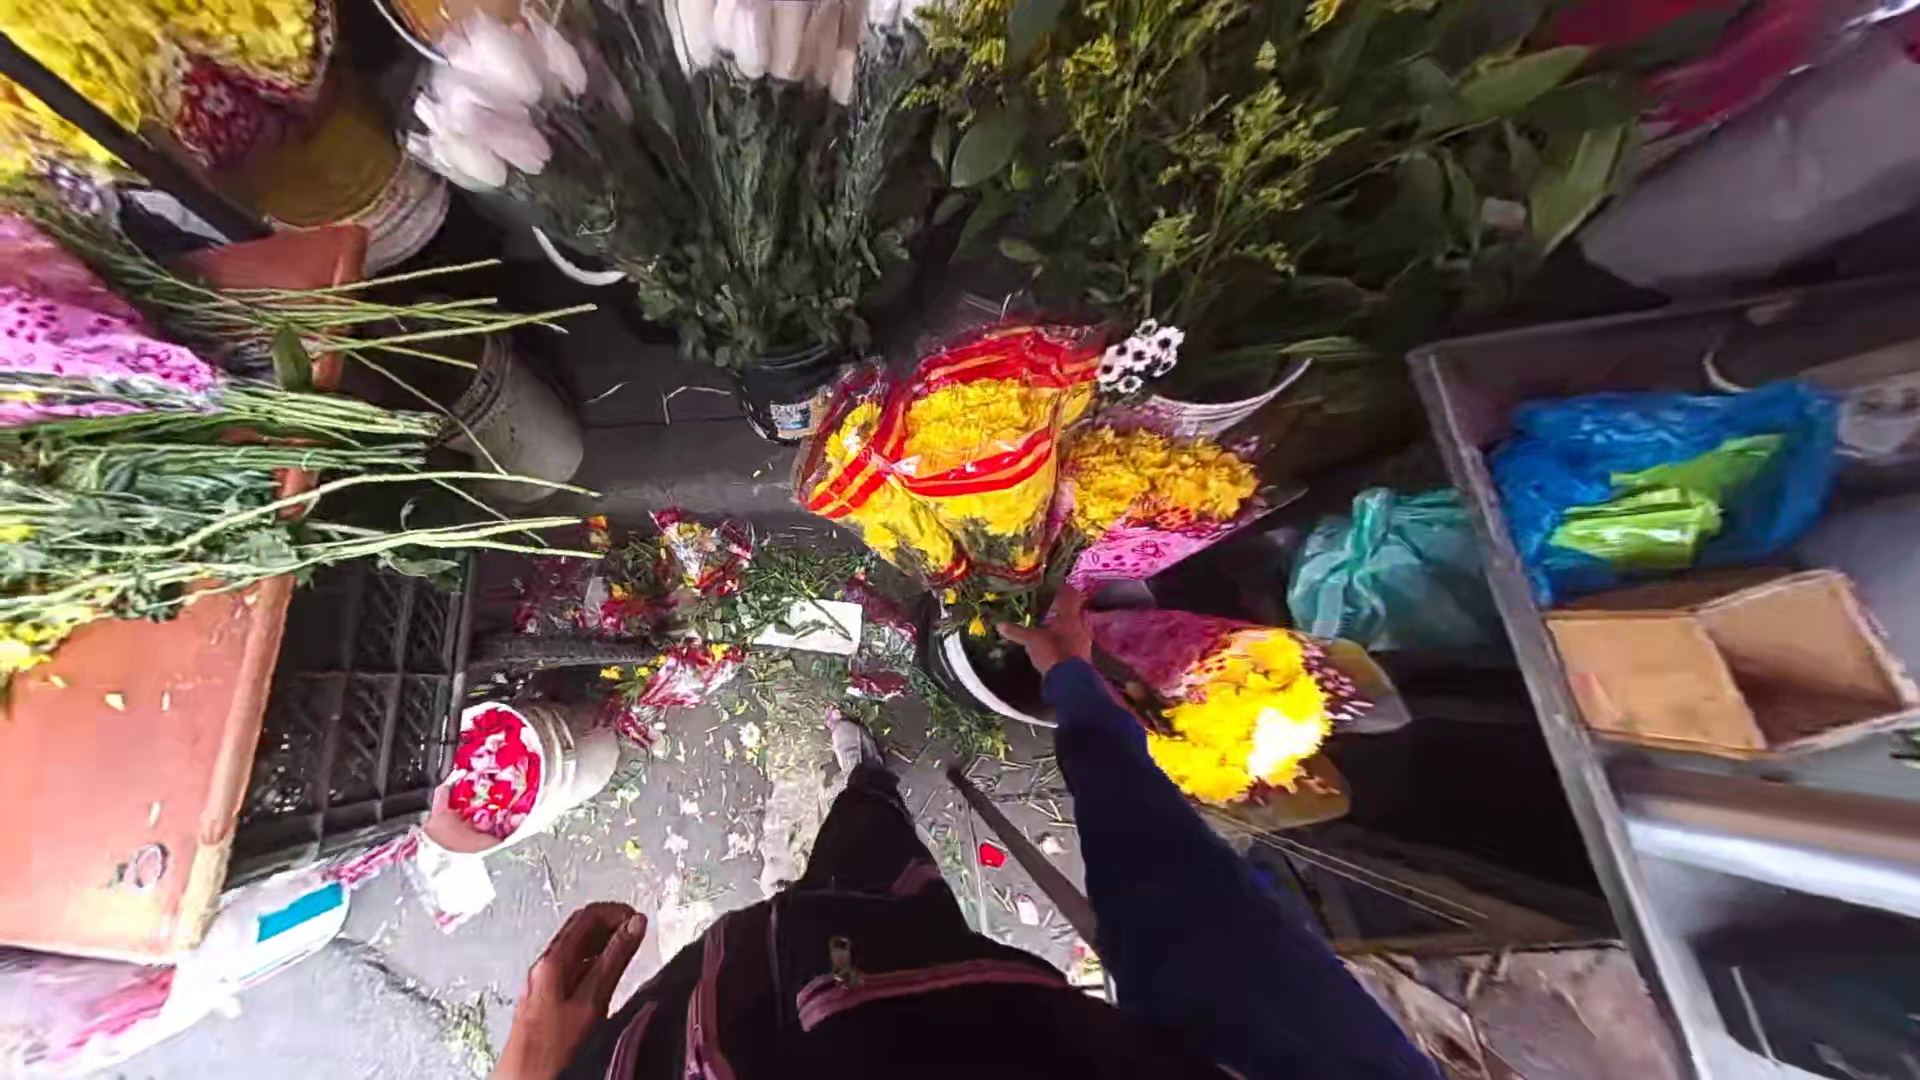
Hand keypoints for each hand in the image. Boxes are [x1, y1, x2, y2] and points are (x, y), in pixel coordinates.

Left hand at [494, 903, 648, 1079]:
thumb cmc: (548, 1055)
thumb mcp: (592, 1001)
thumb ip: (615, 958)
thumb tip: (635, 924)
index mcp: (551, 962)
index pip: (588, 915)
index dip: (617, 912)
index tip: (637, 921)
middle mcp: (542, 969)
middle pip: (580, 927)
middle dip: (612, 923)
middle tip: (635, 931)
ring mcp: (540, 986)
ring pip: (576, 947)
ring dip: (604, 942)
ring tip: (627, 951)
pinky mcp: (542, 1003)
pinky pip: (572, 968)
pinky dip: (595, 962)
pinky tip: (607, 978)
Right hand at [999, 585, 1093, 675]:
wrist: (1070, 681)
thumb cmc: (1052, 652)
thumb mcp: (1031, 640)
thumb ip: (1017, 632)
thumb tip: (1000, 624)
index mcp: (1070, 616)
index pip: (1070, 595)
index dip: (1064, 588)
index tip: (1057, 585)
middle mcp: (1081, 625)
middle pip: (1075, 611)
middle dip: (1064, 608)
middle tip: (1053, 606)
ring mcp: (1084, 640)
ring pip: (1076, 626)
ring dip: (1067, 625)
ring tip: (1054, 625)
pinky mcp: (1084, 655)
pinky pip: (1076, 640)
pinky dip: (1068, 639)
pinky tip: (1058, 643)